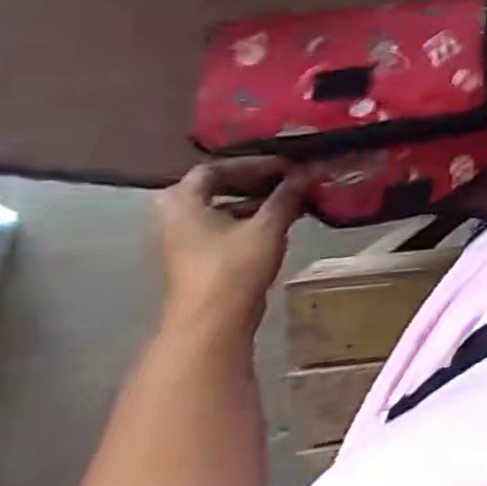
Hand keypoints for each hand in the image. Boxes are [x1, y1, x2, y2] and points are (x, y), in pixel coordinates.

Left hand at [154, 158, 308, 336]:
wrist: (212, 322)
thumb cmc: (233, 267)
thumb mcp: (267, 226)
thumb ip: (287, 196)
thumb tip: (310, 171)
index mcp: (183, 204)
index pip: (213, 168)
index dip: (251, 163)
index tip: (286, 166)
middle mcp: (176, 218)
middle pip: (215, 188)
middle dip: (253, 181)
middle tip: (287, 179)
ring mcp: (186, 240)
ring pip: (222, 209)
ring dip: (256, 201)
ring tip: (292, 200)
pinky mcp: (200, 258)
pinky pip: (226, 227)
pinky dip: (252, 219)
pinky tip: (282, 222)